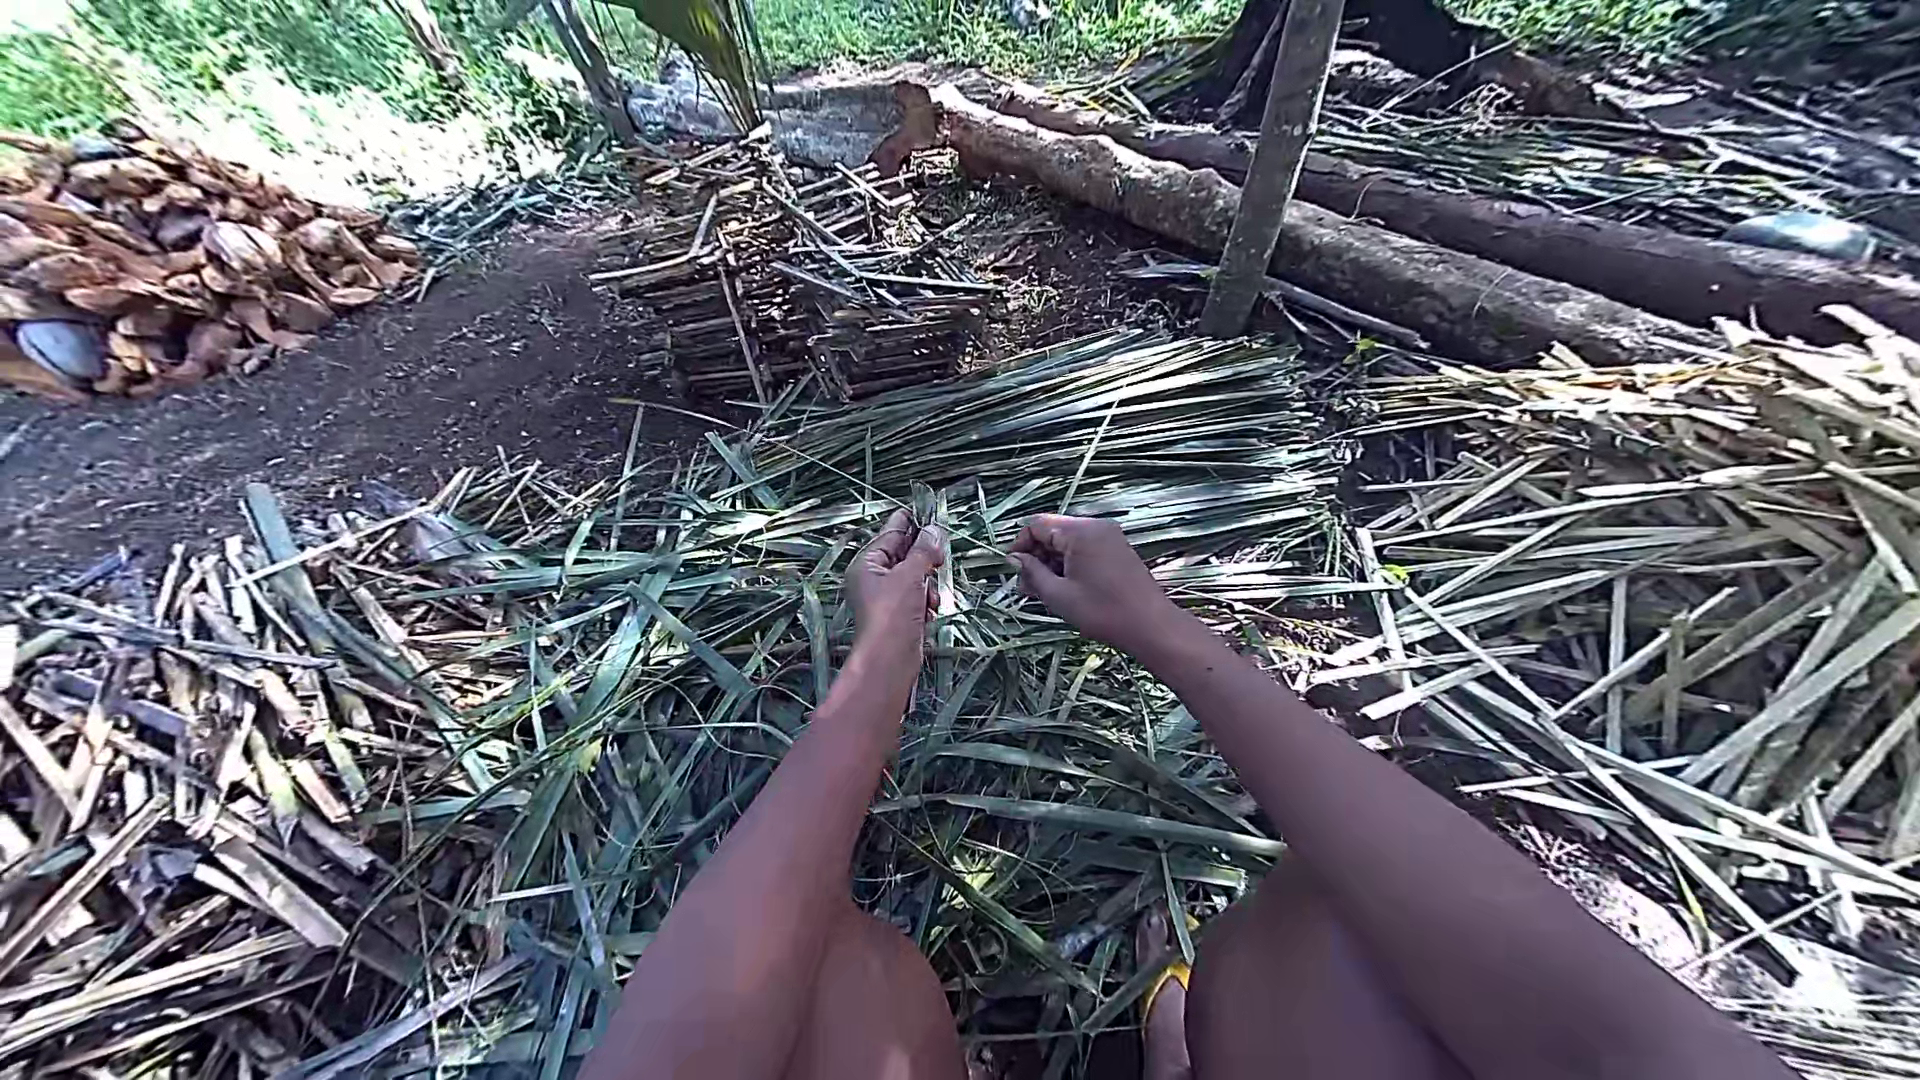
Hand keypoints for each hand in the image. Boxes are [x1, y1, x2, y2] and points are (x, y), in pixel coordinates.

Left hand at [847, 509, 945, 648]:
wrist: (889, 661)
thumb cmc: (892, 615)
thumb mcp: (910, 576)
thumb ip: (924, 550)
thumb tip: (934, 530)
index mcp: (867, 563)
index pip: (891, 533)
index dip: (910, 522)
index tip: (927, 510)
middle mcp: (873, 578)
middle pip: (904, 554)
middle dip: (924, 558)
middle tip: (939, 558)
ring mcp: (886, 598)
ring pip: (915, 576)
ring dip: (927, 583)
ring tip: (930, 595)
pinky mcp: (898, 615)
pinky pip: (917, 597)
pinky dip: (926, 601)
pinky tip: (929, 609)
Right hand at [1009, 515, 1184, 652]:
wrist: (1151, 626)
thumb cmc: (1102, 612)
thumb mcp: (1058, 595)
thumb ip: (1032, 572)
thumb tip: (1015, 559)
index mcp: (1080, 532)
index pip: (1037, 524)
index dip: (1019, 545)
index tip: (1012, 570)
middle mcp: (1096, 526)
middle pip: (1052, 531)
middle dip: (1035, 557)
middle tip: (1026, 588)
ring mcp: (1109, 536)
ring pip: (1067, 542)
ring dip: (1051, 563)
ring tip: (1043, 592)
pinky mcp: (1117, 549)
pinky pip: (1083, 548)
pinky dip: (1069, 564)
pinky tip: (1064, 588)